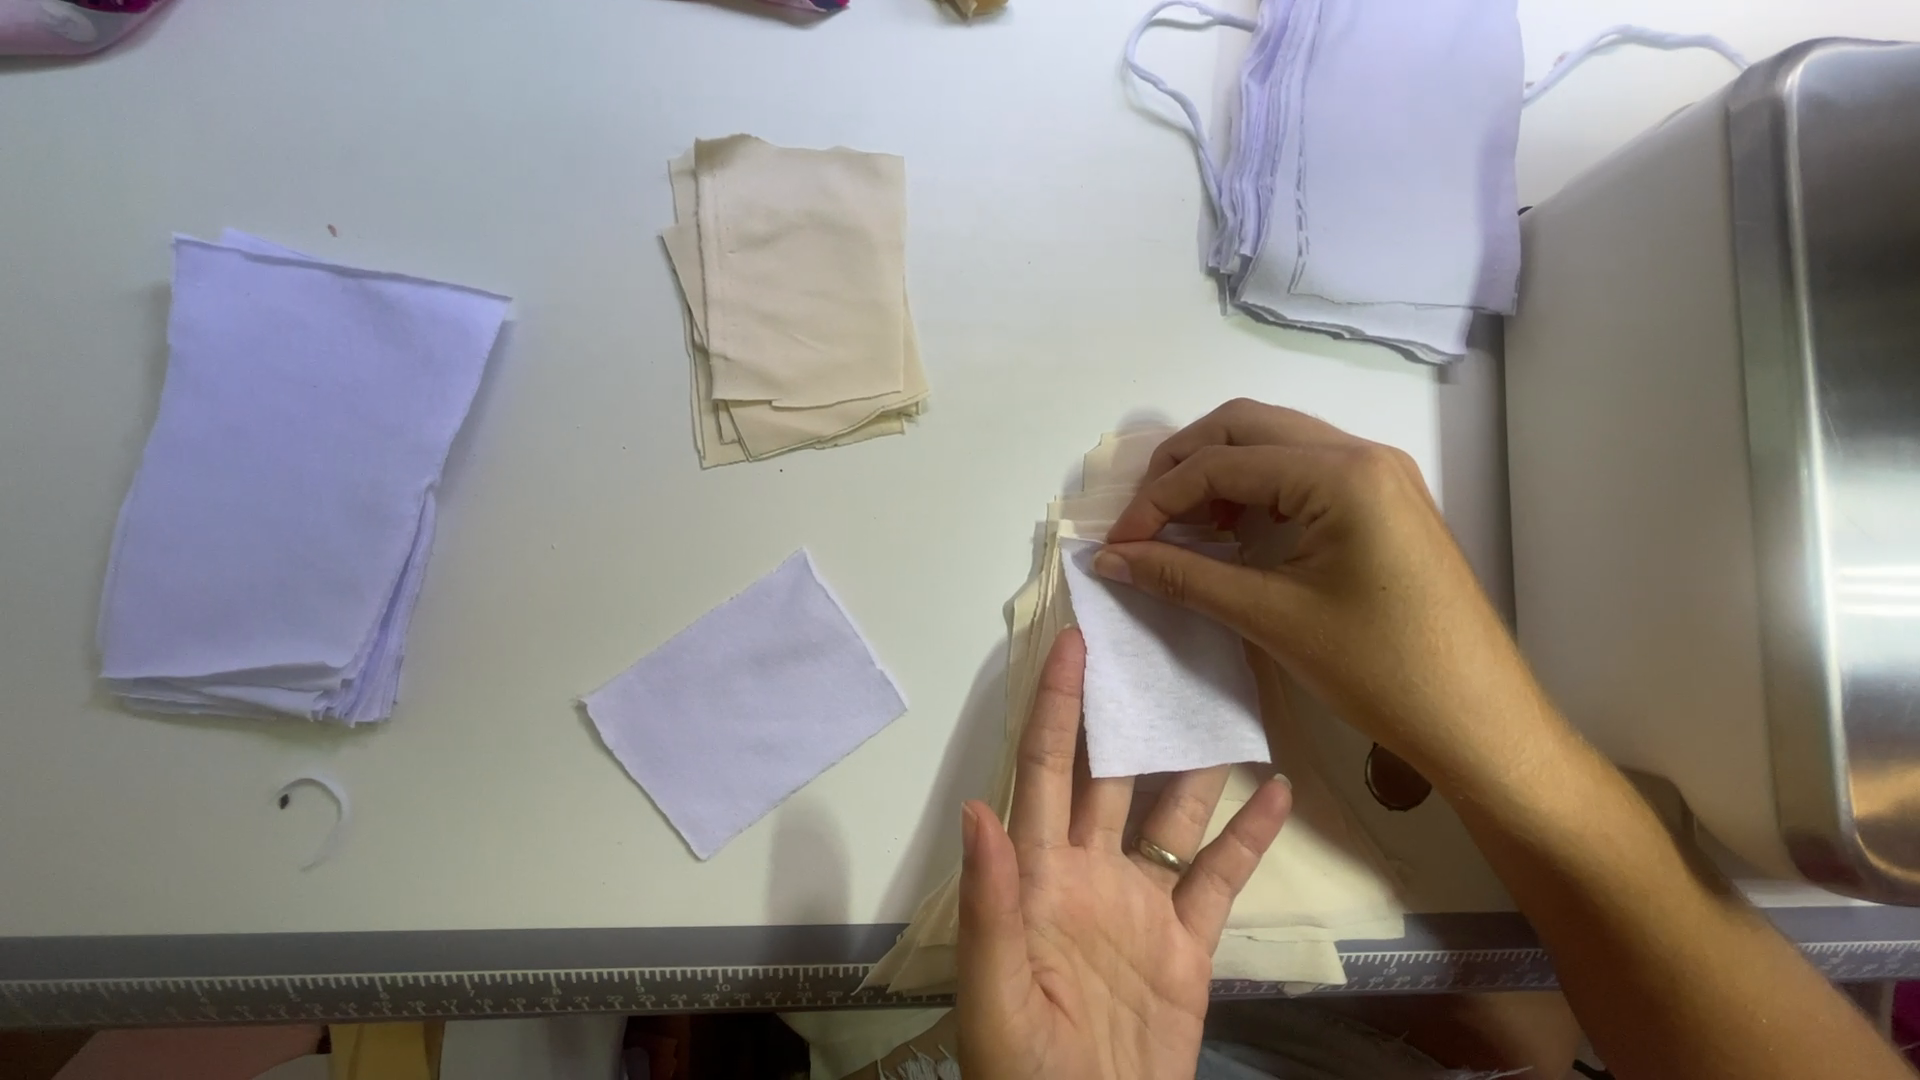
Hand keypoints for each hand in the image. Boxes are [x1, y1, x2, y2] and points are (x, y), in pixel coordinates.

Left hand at [956, 628, 1291, 1079]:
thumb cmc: (1026, 1071)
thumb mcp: (996, 994)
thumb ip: (989, 903)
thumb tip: (977, 810)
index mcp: (1037, 871)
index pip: (1045, 767)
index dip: (1056, 705)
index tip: (1073, 644)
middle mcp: (1087, 869)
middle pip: (1109, 773)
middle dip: (1124, 713)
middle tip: (1151, 651)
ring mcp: (1140, 901)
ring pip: (1170, 812)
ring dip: (1193, 762)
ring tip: (1217, 702)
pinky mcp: (1186, 942)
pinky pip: (1219, 876)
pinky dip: (1249, 835)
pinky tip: (1278, 790)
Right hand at [1097, 399, 1550, 784]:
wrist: (1479, 720)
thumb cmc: (1379, 670)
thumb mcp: (1270, 618)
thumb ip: (1182, 577)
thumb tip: (1109, 559)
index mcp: (1340, 473)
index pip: (1220, 464)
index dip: (1155, 502)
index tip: (1118, 546)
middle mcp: (1361, 453)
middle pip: (1243, 427)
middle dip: (1180, 467)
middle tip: (1143, 521)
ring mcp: (1378, 473)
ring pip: (1272, 442)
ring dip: (1215, 473)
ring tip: (1181, 527)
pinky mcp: (1382, 499)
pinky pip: (1299, 469)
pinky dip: (1252, 488)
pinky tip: (1231, 532)